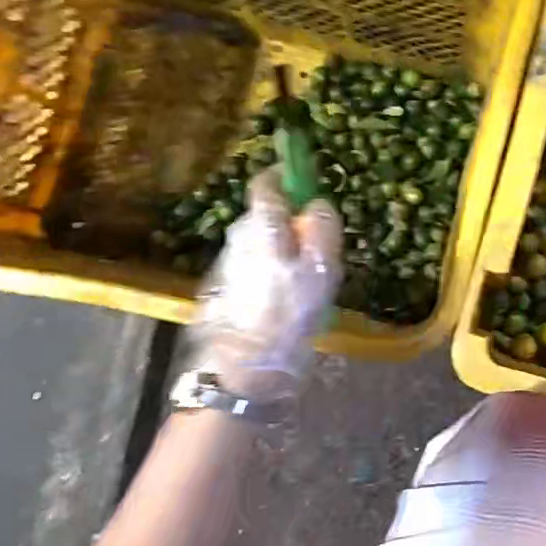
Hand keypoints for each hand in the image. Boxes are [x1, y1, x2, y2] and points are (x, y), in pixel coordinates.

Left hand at [180, 169, 341, 402]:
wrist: (244, 368)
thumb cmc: (288, 314)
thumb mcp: (321, 271)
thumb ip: (322, 230)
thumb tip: (317, 204)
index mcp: (262, 227)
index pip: (265, 184)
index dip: (285, 177)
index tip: (304, 183)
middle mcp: (238, 237)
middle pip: (264, 215)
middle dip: (288, 222)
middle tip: (314, 246)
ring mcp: (227, 263)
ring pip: (259, 242)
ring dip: (278, 249)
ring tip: (301, 279)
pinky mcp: (224, 288)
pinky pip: (252, 266)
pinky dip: (268, 271)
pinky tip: (281, 298)